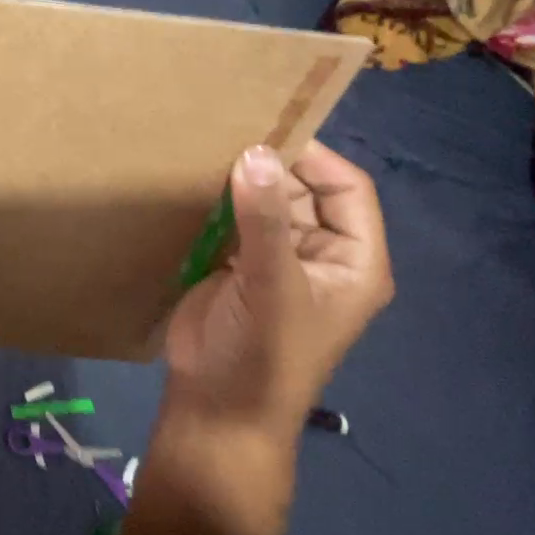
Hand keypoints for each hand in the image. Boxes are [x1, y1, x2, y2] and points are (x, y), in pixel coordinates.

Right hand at [163, 141, 393, 438]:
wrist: (217, 405)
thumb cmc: (263, 352)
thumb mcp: (271, 284)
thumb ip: (262, 219)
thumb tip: (254, 152)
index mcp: (352, 259)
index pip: (346, 189)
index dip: (312, 158)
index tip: (262, 129)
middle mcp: (317, 253)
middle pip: (300, 191)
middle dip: (267, 165)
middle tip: (218, 131)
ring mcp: (272, 260)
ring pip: (260, 204)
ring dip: (235, 182)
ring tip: (196, 149)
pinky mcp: (232, 265)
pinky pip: (228, 221)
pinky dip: (211, 203)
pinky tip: (183, 184)